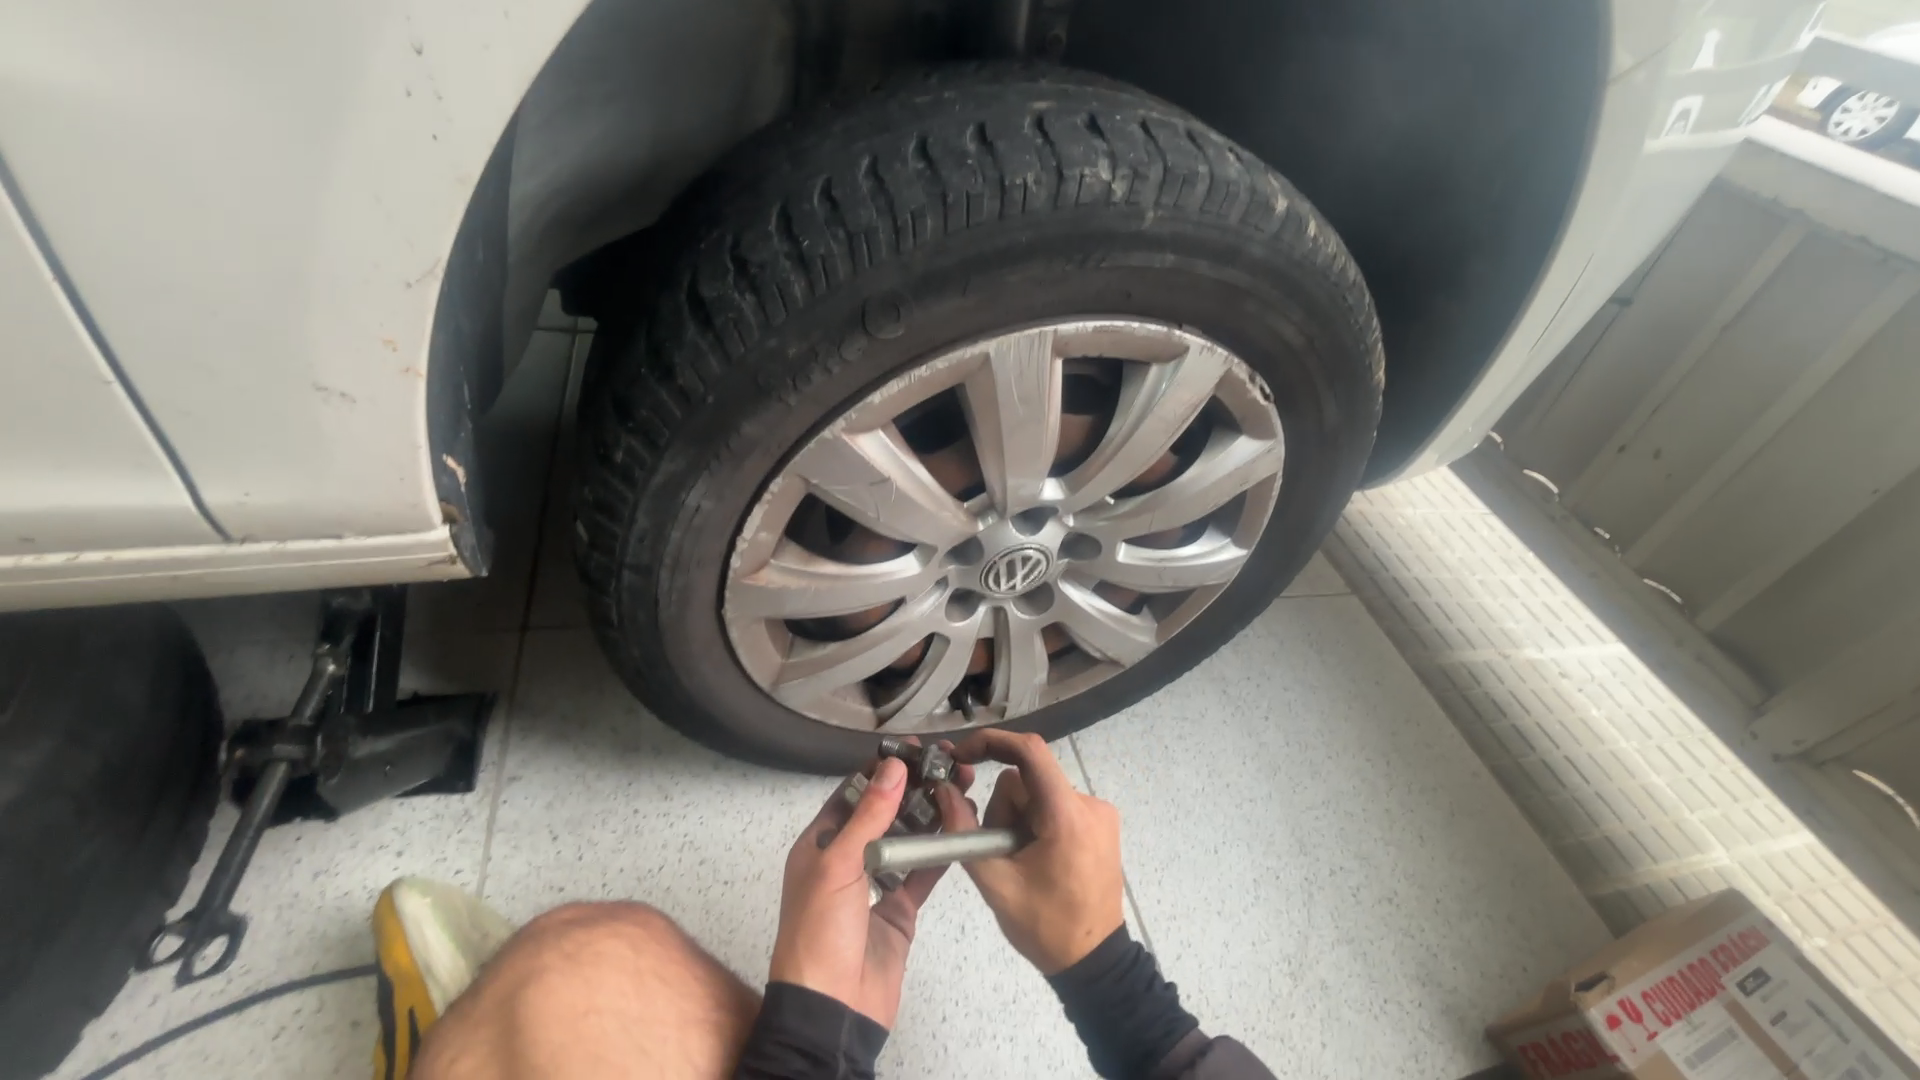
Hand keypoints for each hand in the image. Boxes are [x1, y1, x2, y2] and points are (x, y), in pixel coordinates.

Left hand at [768, 747, 973, 1027]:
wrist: (832, 1011)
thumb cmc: (820, 931)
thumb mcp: (839, 866)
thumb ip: (869, 815)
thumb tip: (894, 766)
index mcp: (820, 845)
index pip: (853, 794)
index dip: (881, 771)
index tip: (915, 751)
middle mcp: (847, 860)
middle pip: (884, 814)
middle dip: (913, 790)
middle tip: (948, 767)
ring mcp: (874, 886)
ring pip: (906, 841)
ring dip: (930, 818)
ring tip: (960, 791)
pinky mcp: (898, 911)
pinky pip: (921, 875)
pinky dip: (939, 855)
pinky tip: (961, 833)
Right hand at [937, 730, 1125, 974]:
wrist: (1095, 962)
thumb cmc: (1045, 927)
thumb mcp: (995, 882)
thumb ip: (963, 831)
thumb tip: (943, 789)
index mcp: (1066, 814)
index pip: (1029, 751)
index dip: (992, 742)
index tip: (961, 754)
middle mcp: (1089, 803)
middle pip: (1028, 780)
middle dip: (1004, 809)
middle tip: (1000, 851)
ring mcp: (1100, 813)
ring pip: (1039, 793)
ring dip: (1020, 818)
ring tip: (1021, 861)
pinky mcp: (1102, 824)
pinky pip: (1056, 805)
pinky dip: (1037, 823)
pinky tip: (1038, 858)